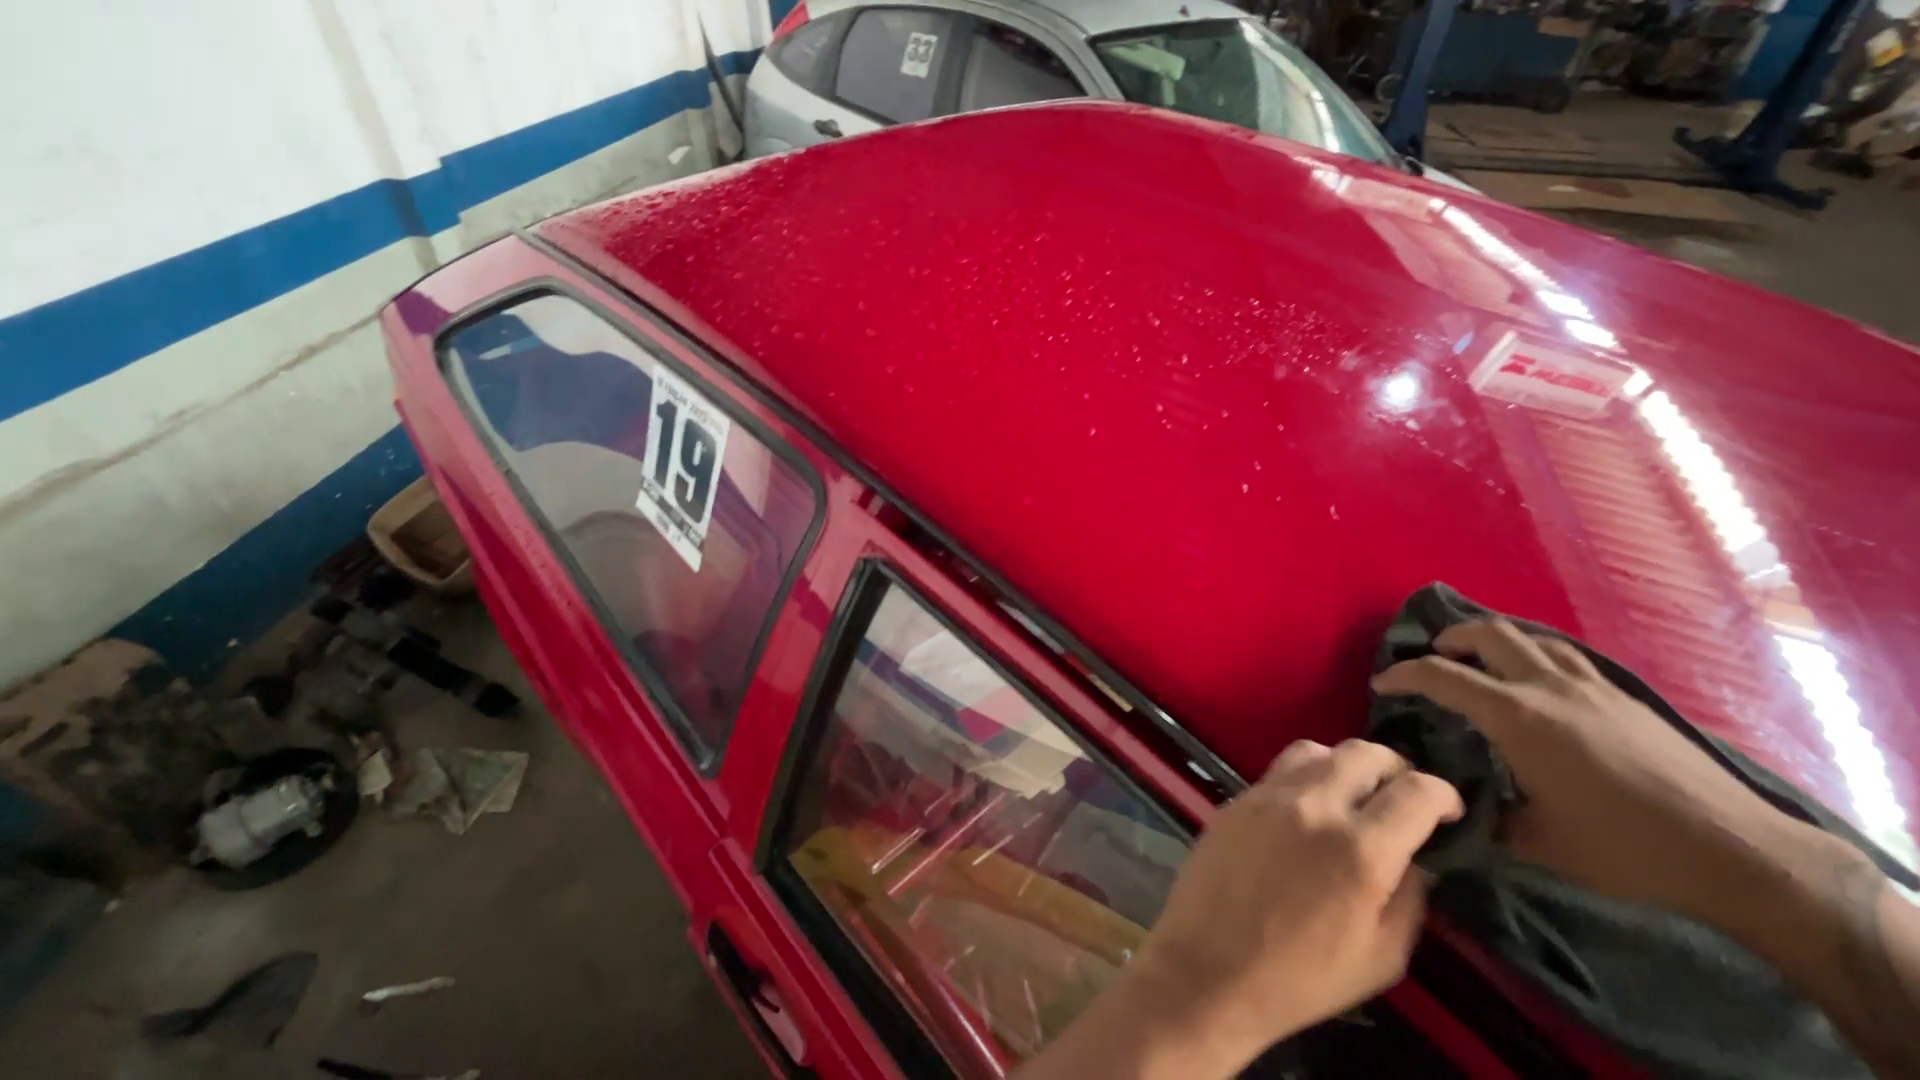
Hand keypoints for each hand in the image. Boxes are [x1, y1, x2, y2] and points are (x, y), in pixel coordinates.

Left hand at [1132, 739, 1462, 1065]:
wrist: (1207, 971)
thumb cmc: (1301, 980)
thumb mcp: (1382, 957)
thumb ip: (1409, 898)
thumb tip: (1416, 858)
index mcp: (1361, 850)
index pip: (1417, 792)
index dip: (1444, 795)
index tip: (1448, 812)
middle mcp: (1316, 808)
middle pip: (1365, 753)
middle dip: (1395, 768)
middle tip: (1400, 796)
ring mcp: (1268, 798)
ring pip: (1317, 750)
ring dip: (1345, 765)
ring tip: (1351, 795)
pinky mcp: (1235, 801)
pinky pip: (1278, 770)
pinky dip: (1304, 778)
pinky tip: (1305, 810)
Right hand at [1371, 619, 1798, 920]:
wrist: (1733, 851)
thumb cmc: (1624, 849)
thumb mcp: (1537, 842)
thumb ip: (1486, 817)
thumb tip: (1454, 810)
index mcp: (1518, 719)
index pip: (1443, 677)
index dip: (1404, 675)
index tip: (1381, 684)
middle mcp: (1550, 688)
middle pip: (1490, 635)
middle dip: (1451, 638)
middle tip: (1433, 658)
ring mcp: (1594, 687)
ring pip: (1533, 638)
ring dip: (1496, 641)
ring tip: (1481, 661)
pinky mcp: (1626, 698)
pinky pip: (1567, 657)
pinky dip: (1536, 655)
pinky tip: (1540, 683)